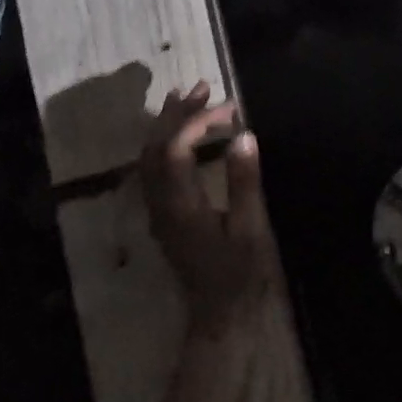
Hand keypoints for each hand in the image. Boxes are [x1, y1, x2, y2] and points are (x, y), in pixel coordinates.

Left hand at [138, 81, 272, 331]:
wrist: (218, 314)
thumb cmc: (240, 273)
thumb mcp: (251, 228)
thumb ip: (244, 181)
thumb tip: (243, 136)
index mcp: (181, 205)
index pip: (176, 149)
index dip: (196, 121)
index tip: (229, 108)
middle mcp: (160, 203)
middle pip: (155, 148)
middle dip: (176, 114)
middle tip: (204, 87)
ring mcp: (158, 211)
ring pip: (149, 158)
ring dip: (167, 125)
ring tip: (190, 99)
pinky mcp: (163, 216)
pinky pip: (153, 169)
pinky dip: (165, 143)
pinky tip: (182, 135)